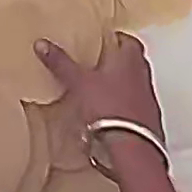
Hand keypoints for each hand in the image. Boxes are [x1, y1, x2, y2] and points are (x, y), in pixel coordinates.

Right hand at [36, 32, 165, 139]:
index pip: (128, 40)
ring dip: (122, 86)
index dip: (116, 39)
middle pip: (133, 62)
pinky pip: (137, 109)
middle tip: (98, 65)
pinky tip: (110, 116)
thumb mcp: (79, 82)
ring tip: (101, 91)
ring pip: (135, 85)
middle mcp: (144, 75)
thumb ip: (61, 63)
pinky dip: (125, 109)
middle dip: (117, 63)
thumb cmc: (108, 106)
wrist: (133, 152)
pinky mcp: (151, 124)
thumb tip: (41, 43)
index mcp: (130, 58)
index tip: (102, 41)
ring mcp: (149, 101)